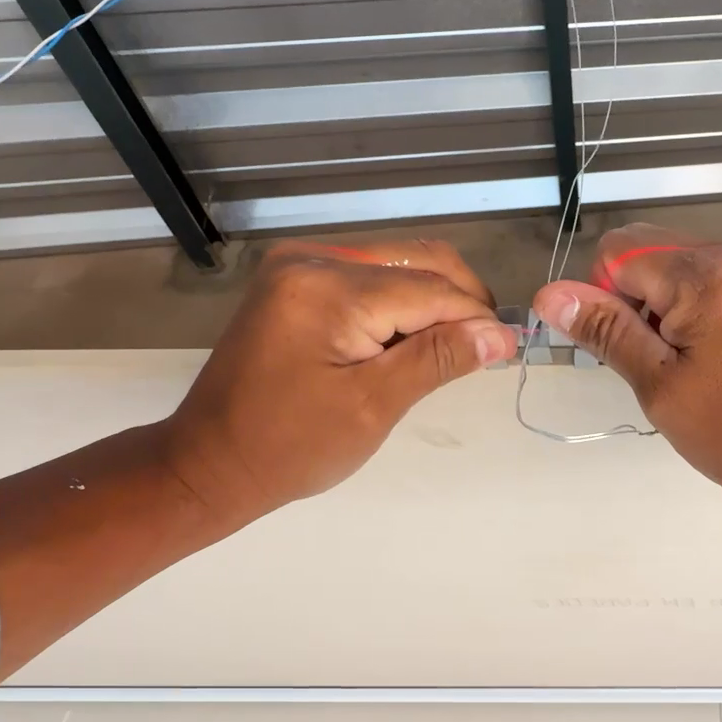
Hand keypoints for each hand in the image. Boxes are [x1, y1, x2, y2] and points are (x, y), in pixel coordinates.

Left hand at [164, 239, 514, 523]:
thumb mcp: (373, 406)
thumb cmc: (291, 447)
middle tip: (486, 348)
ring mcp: (301, 265)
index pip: (428, 288)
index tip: (510, 349)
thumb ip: (438, 359)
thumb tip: (501, 335)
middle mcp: (312, 259)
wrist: (211, 462)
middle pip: (417, 260)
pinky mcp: (298, 280)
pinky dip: (404, 304)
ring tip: (453, 350)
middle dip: (461, 301)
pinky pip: (372, 277)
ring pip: (399, 264)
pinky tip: (413, 341)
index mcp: (326, 289)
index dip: (476, 317)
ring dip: (436, 301)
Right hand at [531, 223, 721, 507]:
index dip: (608, 299)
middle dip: (649, 299)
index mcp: (705, 273)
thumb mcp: (660, 387)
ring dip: (689, 304)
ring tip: (710, 365)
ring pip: (707, 267)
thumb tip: (549, 295)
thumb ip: (607, 331)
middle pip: (665, 252)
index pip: (620, 253)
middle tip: (669, 363)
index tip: (634, 350)